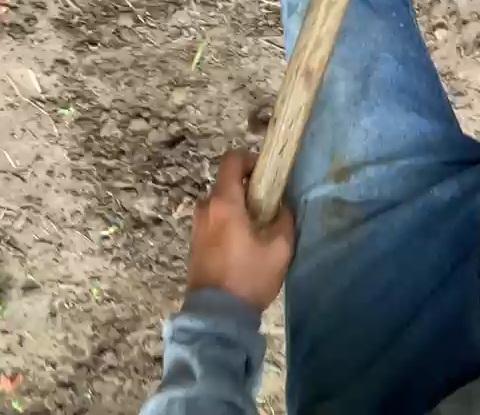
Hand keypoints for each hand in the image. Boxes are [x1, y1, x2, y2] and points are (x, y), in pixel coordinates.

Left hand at [186, 151, 294, 310]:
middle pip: (226, 182)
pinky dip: (227, 221)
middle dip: (247, 188)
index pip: (232, 160)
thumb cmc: (248, 278)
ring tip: (255, 229)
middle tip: (266, 206)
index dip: (250, 160)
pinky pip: (213, 219)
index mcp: (224, 202)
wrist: (216, 318)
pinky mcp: (195, 242)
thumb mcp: (279, 250)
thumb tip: (282, 206)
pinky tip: (241, 244)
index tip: (266, 175)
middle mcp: (206, 207)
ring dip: (237, 207)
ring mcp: (197, 225)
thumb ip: (284, 220)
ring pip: (220, 202)